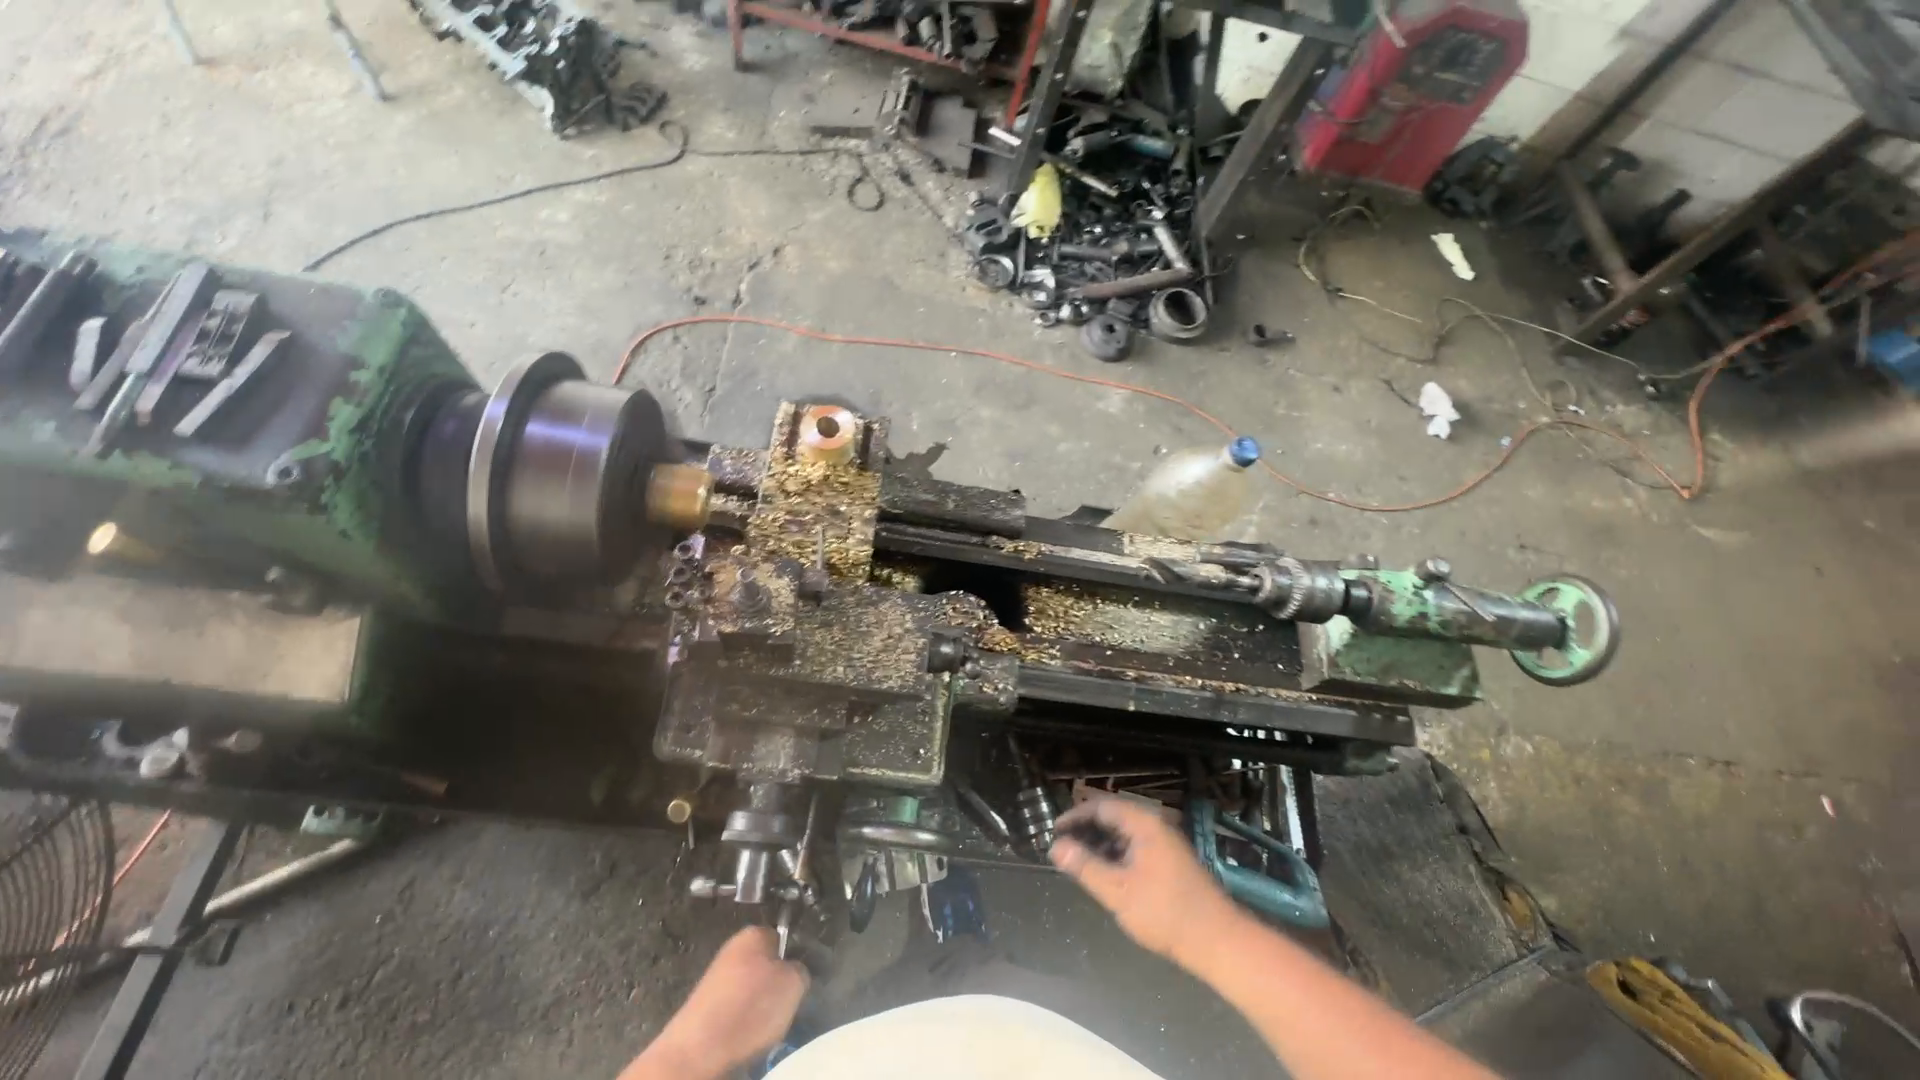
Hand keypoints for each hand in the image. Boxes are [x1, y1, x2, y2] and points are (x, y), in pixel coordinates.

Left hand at [620, 926, 808, 1079]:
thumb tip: (793, 972)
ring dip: (761, 1008)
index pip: (783, 938)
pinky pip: (737, 1010)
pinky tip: (746, 1037)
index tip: (798, 981)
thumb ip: (800, 970)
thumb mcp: (794, 984)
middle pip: (767, 966)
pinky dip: (743, 1023)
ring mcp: (717, 978)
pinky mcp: (706, 1006)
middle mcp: (732, 950)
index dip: (793, 959)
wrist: (697, 1051)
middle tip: (784, 1006)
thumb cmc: (750, 1008)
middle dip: (777, 987)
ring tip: (764, 1027)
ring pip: (753, 991)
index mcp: (753, 934)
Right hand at [1048, 796, 1244, 967]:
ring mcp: (1166, 845)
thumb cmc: (1163, 912)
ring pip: (1125, 834)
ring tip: (1079, 862)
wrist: (1216, 940)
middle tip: (1063, 847)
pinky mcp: (1171, 863)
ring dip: (1101, 844)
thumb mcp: (1117, 891)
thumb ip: (1085, 866)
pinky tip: (1107, 875)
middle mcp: (1156, 827)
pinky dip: (1117, 855)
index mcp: (1144, 825)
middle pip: (1114, 817)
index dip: (1075, 816)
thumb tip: (1056, 847)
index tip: (1054, 832)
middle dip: (1086, 830)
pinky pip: (1136, 848)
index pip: (1101, 806)